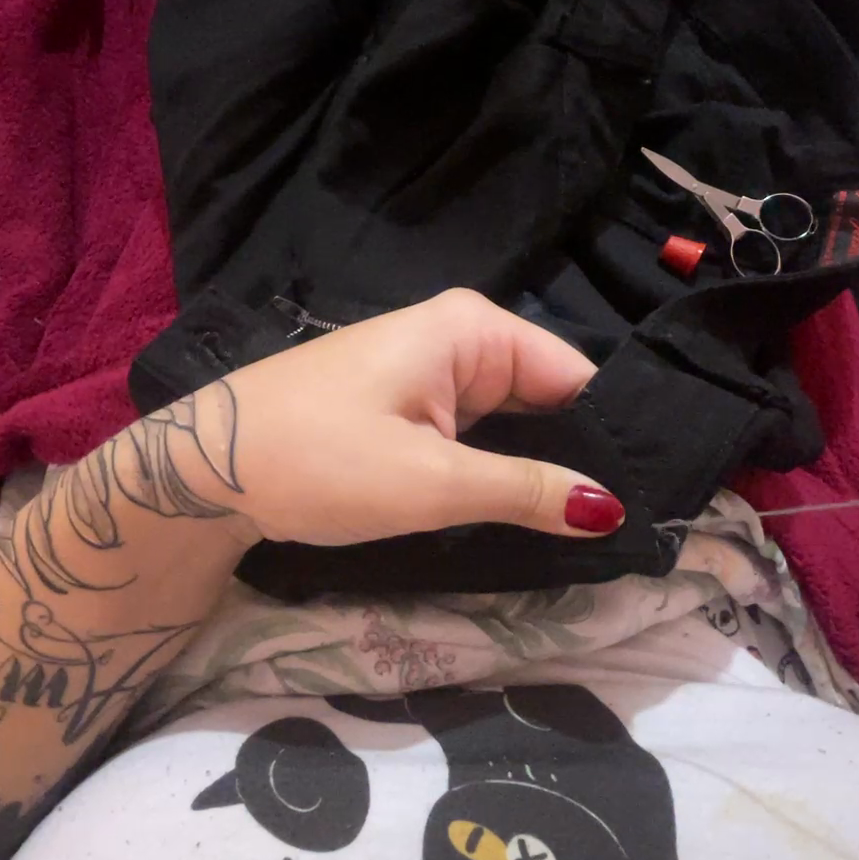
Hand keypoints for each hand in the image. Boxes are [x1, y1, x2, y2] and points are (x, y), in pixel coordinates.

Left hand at [218, 289, 622, 546]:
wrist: (206, 470)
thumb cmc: (318, 460)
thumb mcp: (430, 482)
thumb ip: (526, 491)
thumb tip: (611, 509)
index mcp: (474, 330)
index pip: (576, 378)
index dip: (612, 439)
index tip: (652, 501)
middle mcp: (459, 339)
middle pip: (547, 398)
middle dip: (579, 457)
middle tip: (628, 529)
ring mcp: (429, 372)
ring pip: (511, 422)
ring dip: (539, 470)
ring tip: (593, 530)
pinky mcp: (406, 405)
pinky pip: (474, 434)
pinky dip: (497, 470)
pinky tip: (528, 513)